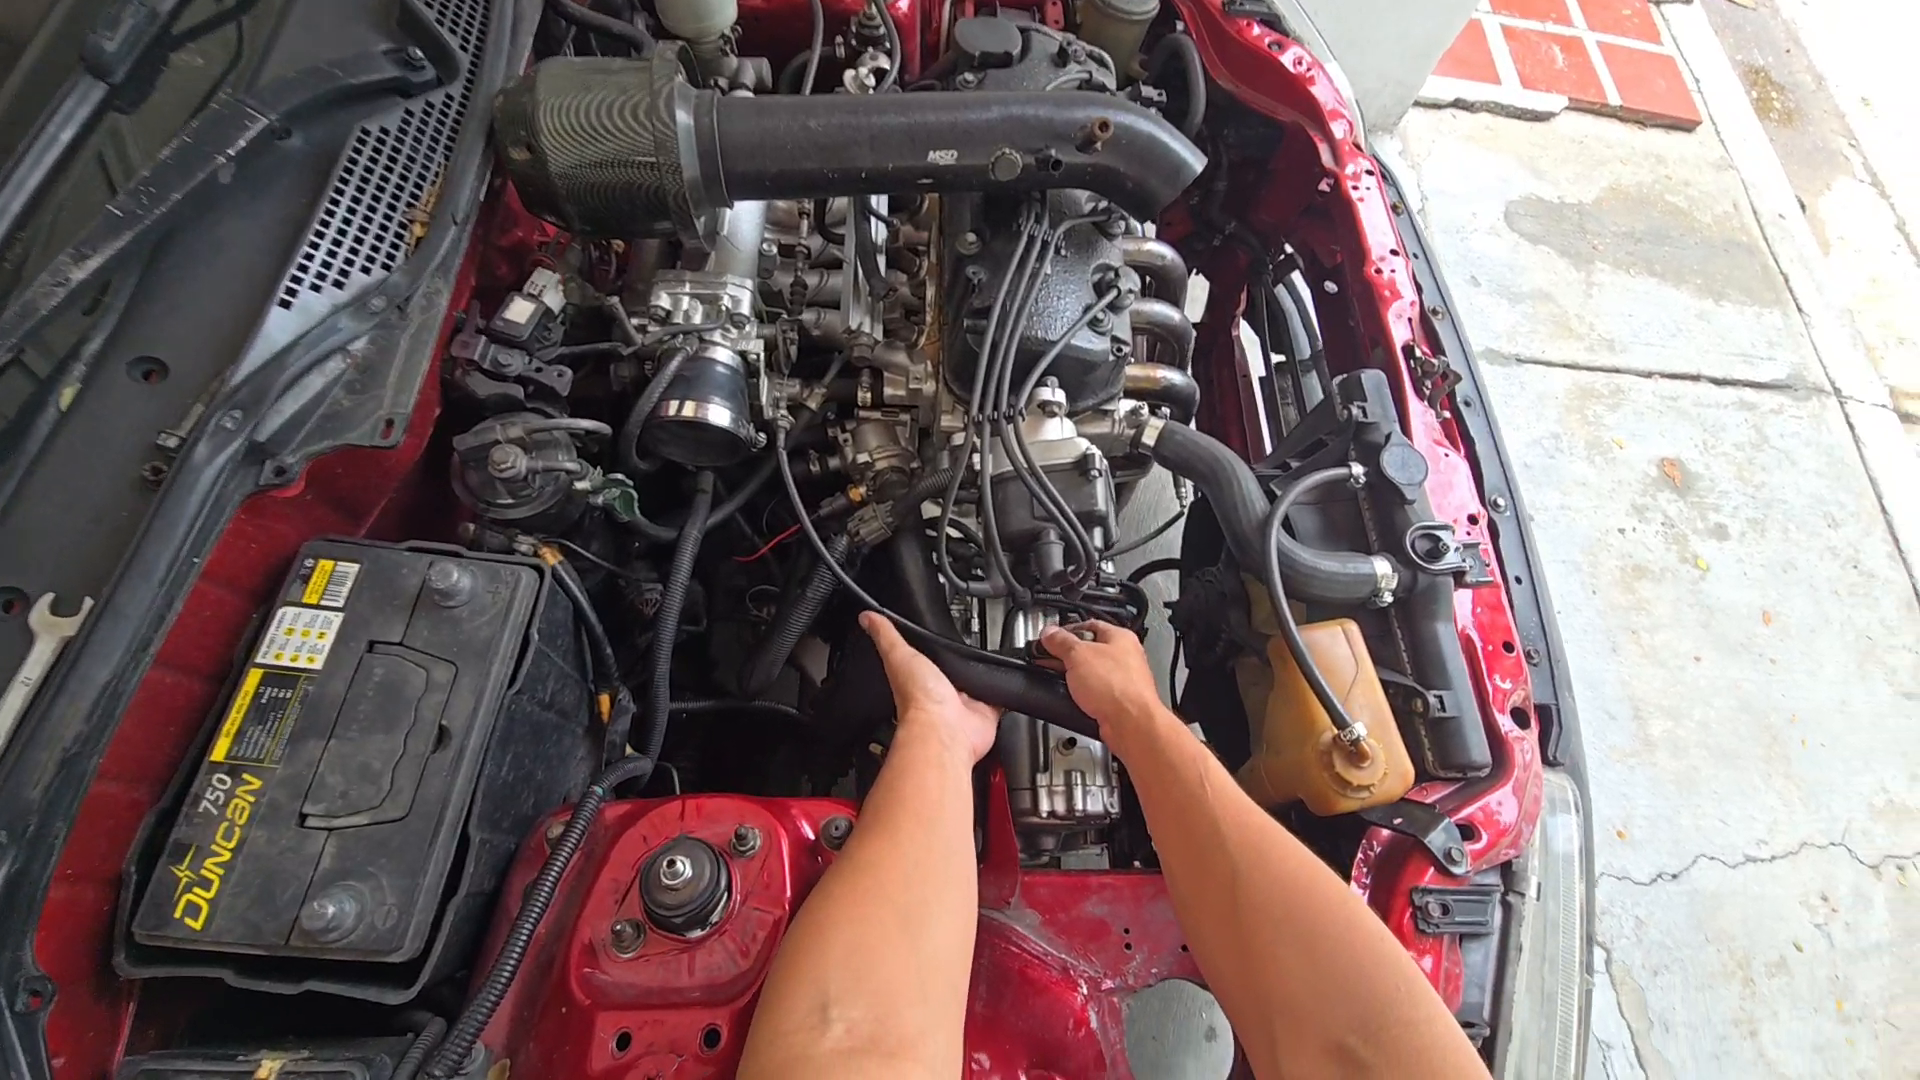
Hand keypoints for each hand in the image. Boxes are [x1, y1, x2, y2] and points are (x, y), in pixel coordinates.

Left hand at [860, 612, 1001, 763]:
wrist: (945, 730)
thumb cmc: (919, 701)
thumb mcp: (899, 656)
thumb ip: (886, 636)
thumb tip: (867, 617)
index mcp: (920, 677)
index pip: (924, 657)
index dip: (929, 647)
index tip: (933, 635)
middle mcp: (942, 690)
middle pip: (953, 669)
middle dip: (960, 660)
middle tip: (967, 645)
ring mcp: (964, 701)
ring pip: (977, 681)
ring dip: (982, 673)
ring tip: (985, 661)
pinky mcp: (984, 710)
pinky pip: (998, 696)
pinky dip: (1002, 691)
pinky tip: (1000, 682)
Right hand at [1037, 621, 1172, 749]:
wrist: (1131, 724)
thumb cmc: (1118, 688)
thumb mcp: (1078, 655)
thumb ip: (1061, 642)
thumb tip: (1050, 634)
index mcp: (1120, 637)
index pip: (1088, 625)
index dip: (1066, 630)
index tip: (1049, 638)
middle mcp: (1125, 657)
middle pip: (1088, 650)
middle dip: (1067, 656)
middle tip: (1050, 660)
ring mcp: (1122, 681)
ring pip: (1091, 674)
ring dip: (1074, 678)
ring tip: (1062, 681)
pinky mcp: (1117, 702)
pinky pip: (1094, 694)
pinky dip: (1082, 696)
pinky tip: (1074, 699)